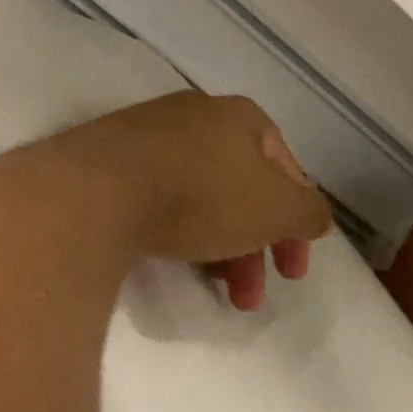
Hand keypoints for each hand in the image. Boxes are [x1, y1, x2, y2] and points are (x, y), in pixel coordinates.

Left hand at [52, 91, 332, 309]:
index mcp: (239, 116)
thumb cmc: (202, 193)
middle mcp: (193, 115)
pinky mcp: (107, 160)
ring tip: (219, 295)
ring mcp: (144, 134)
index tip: (293, 270)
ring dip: (218, 249)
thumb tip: (314, 215)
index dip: (296, 221)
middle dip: (254, 248)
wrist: (98, 189)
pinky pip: (155, 197)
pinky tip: (172, 259)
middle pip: (239, 187)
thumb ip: (307, 212)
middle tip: (252, 297)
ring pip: (198, 195)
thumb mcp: (276, 208)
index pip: (285, 168)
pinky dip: (174, 230)